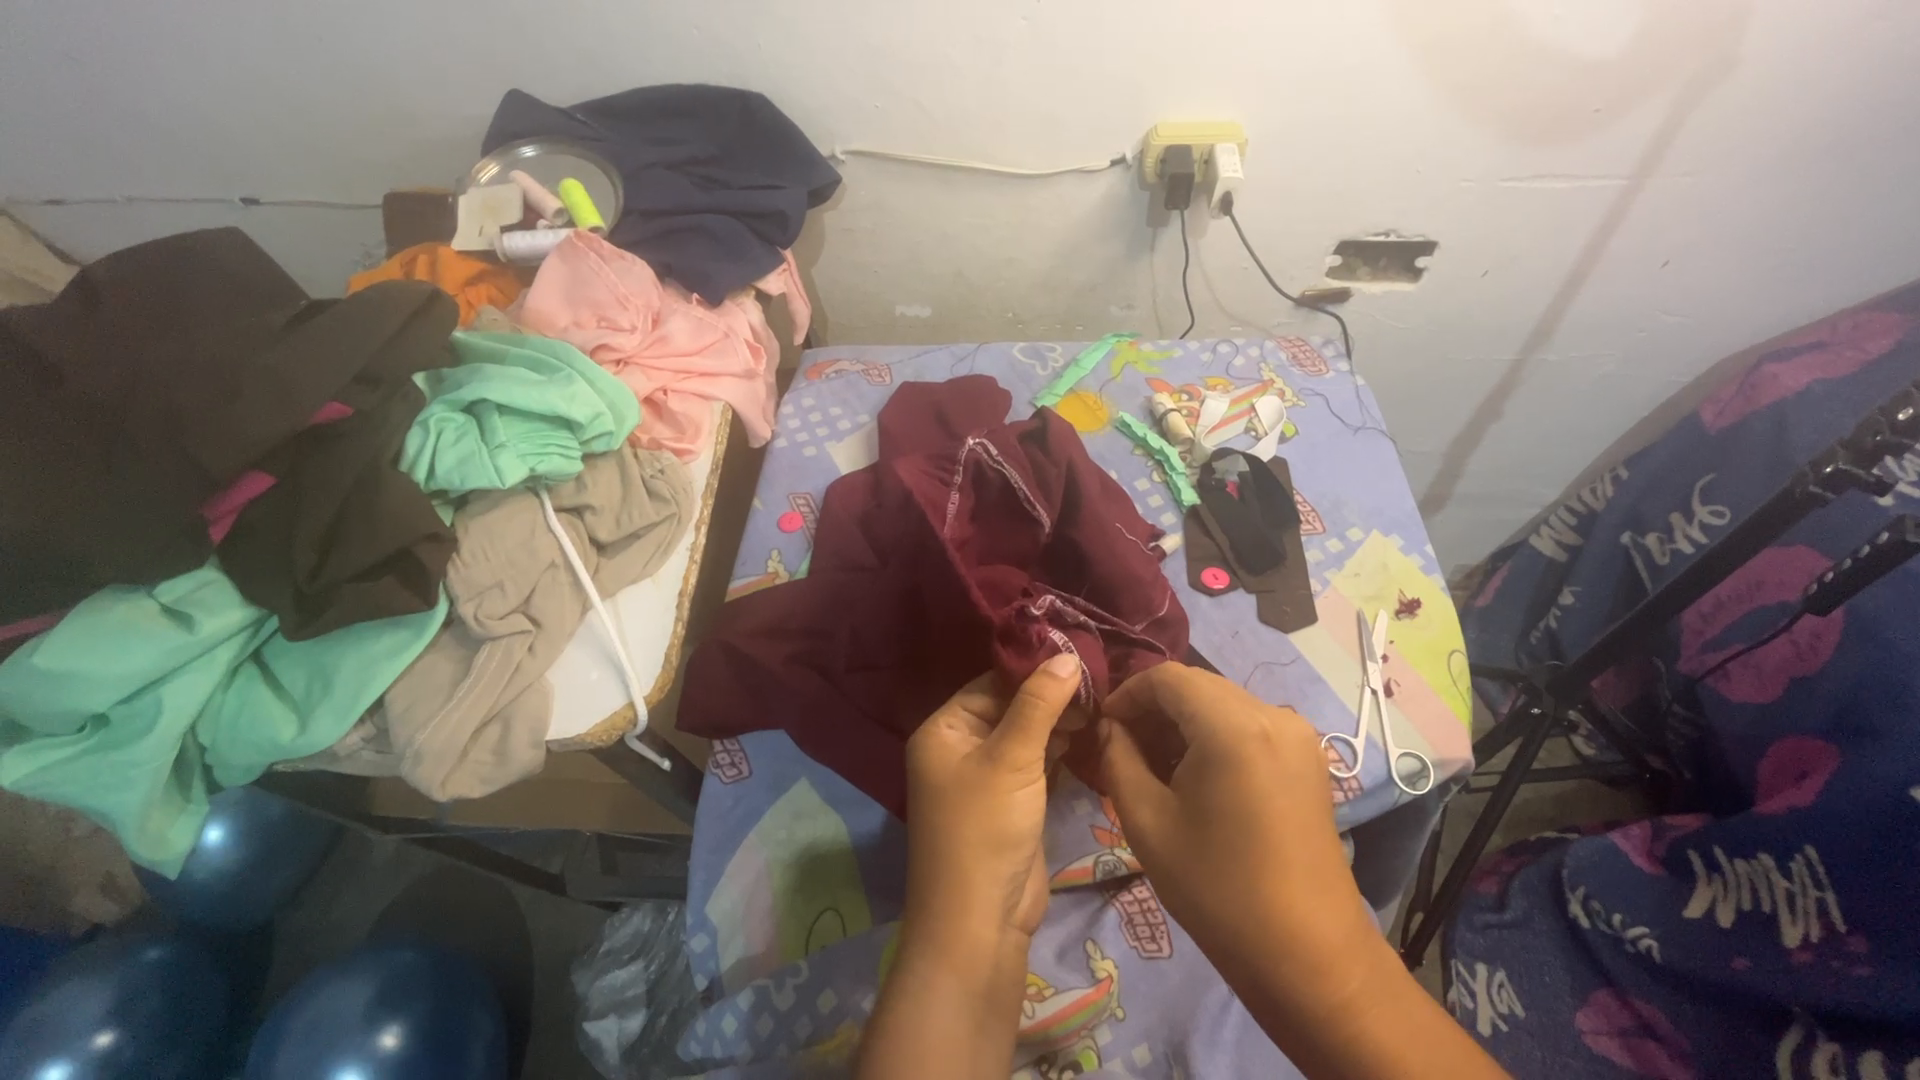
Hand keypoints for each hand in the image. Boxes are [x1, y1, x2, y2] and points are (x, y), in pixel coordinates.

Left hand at [903, 653, 1080, 943]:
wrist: (981, 920)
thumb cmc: (984, 828)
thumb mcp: (1012, 759)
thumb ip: (1040, 704)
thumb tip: (1067, 654)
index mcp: (944, 729)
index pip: (991, 682)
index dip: (1033, 667)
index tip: (1080, 651)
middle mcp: (961, 747)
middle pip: (1010, 706)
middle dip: (1051, 694)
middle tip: (1102, 676)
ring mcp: (988, 776)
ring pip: (1027, 735)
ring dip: (1060, 721)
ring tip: (1104, 699)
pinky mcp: (1013, 801)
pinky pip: (1038, 762)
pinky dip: (1061, 749)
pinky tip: (1094, 731)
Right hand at [1097, 662, 1375, 1003]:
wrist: (1306, 952)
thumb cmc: (1216, 887)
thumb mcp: (1147, 820)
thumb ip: (1118, 758)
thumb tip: (1111, 727)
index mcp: (1234, 725)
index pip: (1167, 677)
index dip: (1127, 693)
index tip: (1102, 726)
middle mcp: (1273, 715)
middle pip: (1198, 686)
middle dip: (1154, 708)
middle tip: (1121, 747)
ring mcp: (1297, 736)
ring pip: (1223, 704)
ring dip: (1183, 722)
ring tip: (1153, 765)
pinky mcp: (1307, 759)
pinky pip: (1248, 725)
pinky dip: (1214, 736)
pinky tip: (1195, 776)